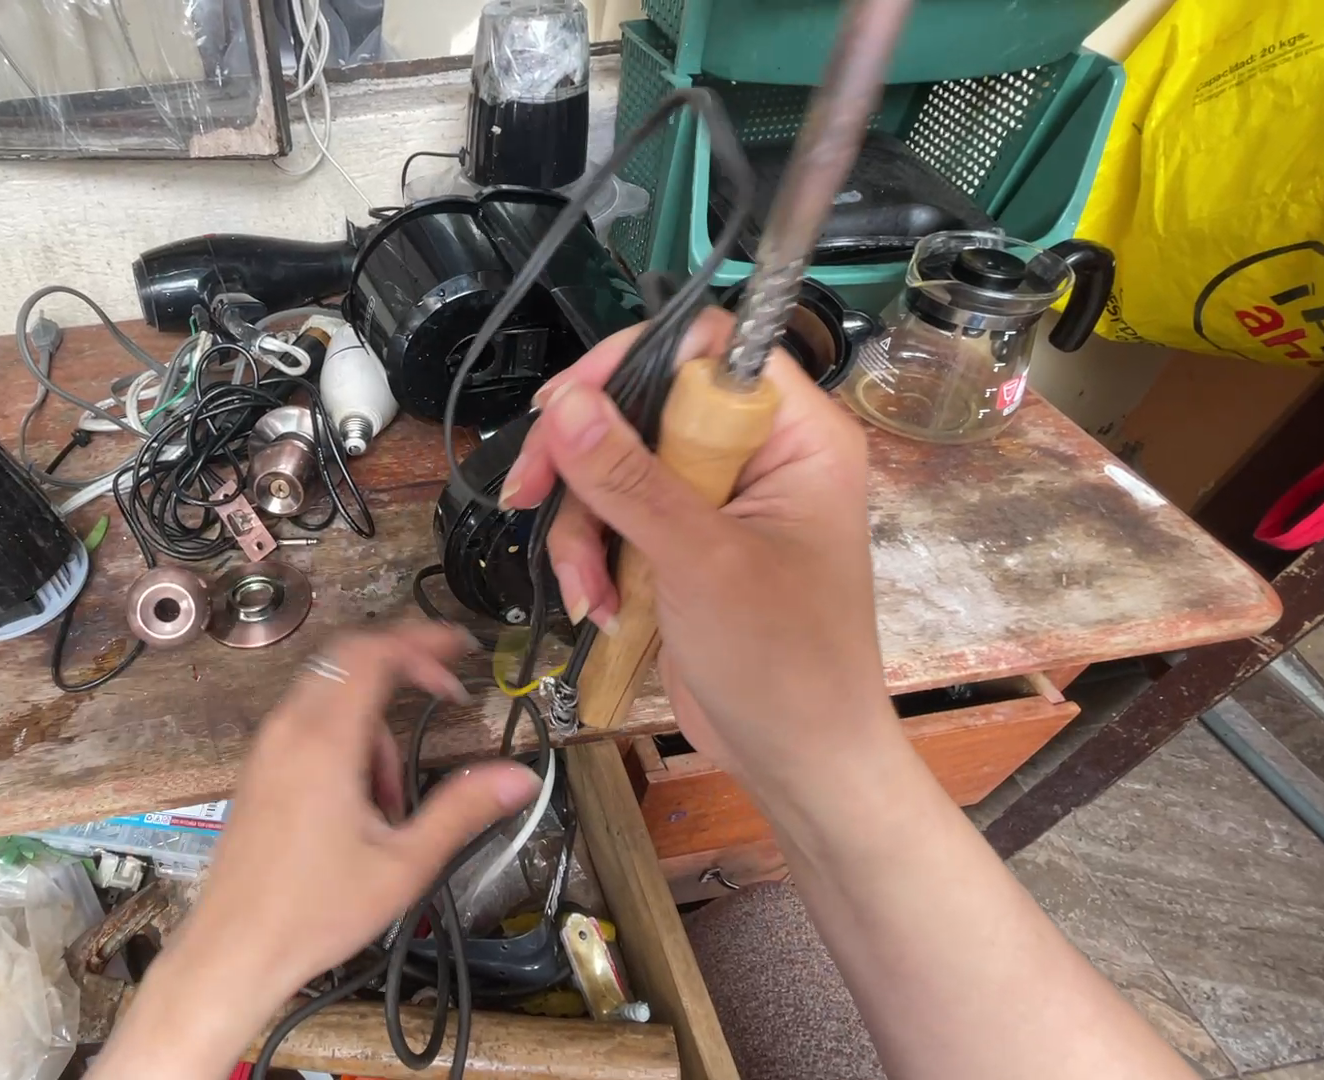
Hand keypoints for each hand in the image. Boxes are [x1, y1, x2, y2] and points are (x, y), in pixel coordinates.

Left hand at [93, 622, 538, 1077]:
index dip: (423, 641)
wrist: (231, 952)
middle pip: (351, 657)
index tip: (460, 648)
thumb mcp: (403, 864)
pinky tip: (362, 797)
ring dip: (376, 718)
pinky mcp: (262, 764)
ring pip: (333, 691)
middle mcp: (291, 728)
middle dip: (403, 662)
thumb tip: (518, 777)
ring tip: (394, 792)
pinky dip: (348, 734)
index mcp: (325, 741)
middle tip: (444, 685)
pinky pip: (311, 719)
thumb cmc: (313, 912)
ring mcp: (270, 744)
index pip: (376, 653)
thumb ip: (463, 810)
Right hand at [500, 308, 897, 787]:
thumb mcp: (700, 561)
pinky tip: (601, 606)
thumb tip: (565, 402)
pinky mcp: (676, 542)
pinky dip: (591, 558)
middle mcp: (750, 455)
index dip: (628, 363)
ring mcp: (709, 501)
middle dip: (580, 465)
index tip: (561, 409)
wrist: (795, 758)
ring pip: (611, 471)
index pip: (705, 349)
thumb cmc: (780, 661)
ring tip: (589, 593)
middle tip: (527, 497)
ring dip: (580, 531)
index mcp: (791, 435)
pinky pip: (611, 519)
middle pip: (638, 409)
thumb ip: (629, 479)